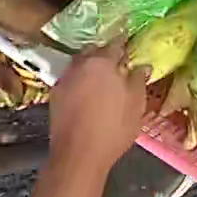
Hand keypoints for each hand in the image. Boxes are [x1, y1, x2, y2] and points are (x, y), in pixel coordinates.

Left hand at [48, 39, 146, 176]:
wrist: (78, 155)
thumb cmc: (114, 127)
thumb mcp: (136, 103)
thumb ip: (138, 79)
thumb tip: (142, 65)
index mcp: (102, 62)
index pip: (115, 44)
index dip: (124, 42)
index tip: (130, 42)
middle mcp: (80, 65)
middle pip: (93, 51)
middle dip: (105, 53)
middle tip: (118, 61)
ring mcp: (64, 80)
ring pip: (80, 65)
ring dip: (91, 67)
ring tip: (103, 77)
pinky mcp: (54, 96)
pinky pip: (71, 80)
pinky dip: (81, 81)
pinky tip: (89, 93)